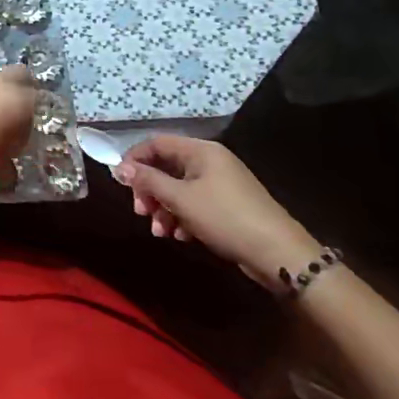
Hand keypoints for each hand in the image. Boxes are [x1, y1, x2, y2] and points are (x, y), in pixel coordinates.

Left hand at [0, 66, 36, 177]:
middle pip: (17, 74)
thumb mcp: (10, 152)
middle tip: (4, 105)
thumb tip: (14, 132)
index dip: (30, 103)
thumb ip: (18, 135)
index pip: (36, 94)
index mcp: (22, 100)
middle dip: (14, 86)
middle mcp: (2, 81)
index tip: (24, 114)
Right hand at [112, 136, 321, 291]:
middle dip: (149, 191)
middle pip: (166, 168)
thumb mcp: (180, 198)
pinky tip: (180, 236)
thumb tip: (119, 167)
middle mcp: (210, 162)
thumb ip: (148, 180)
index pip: (156, 143)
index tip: (121, 182)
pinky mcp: (227, 206)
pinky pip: (194, 204)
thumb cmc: (225, 217)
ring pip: (178, 189)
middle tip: (140, 211)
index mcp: (201, 152)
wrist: (279, 255)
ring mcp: (220, 185)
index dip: (135, 159)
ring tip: (160, 232)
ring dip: (163, 209)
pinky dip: (181, 217)